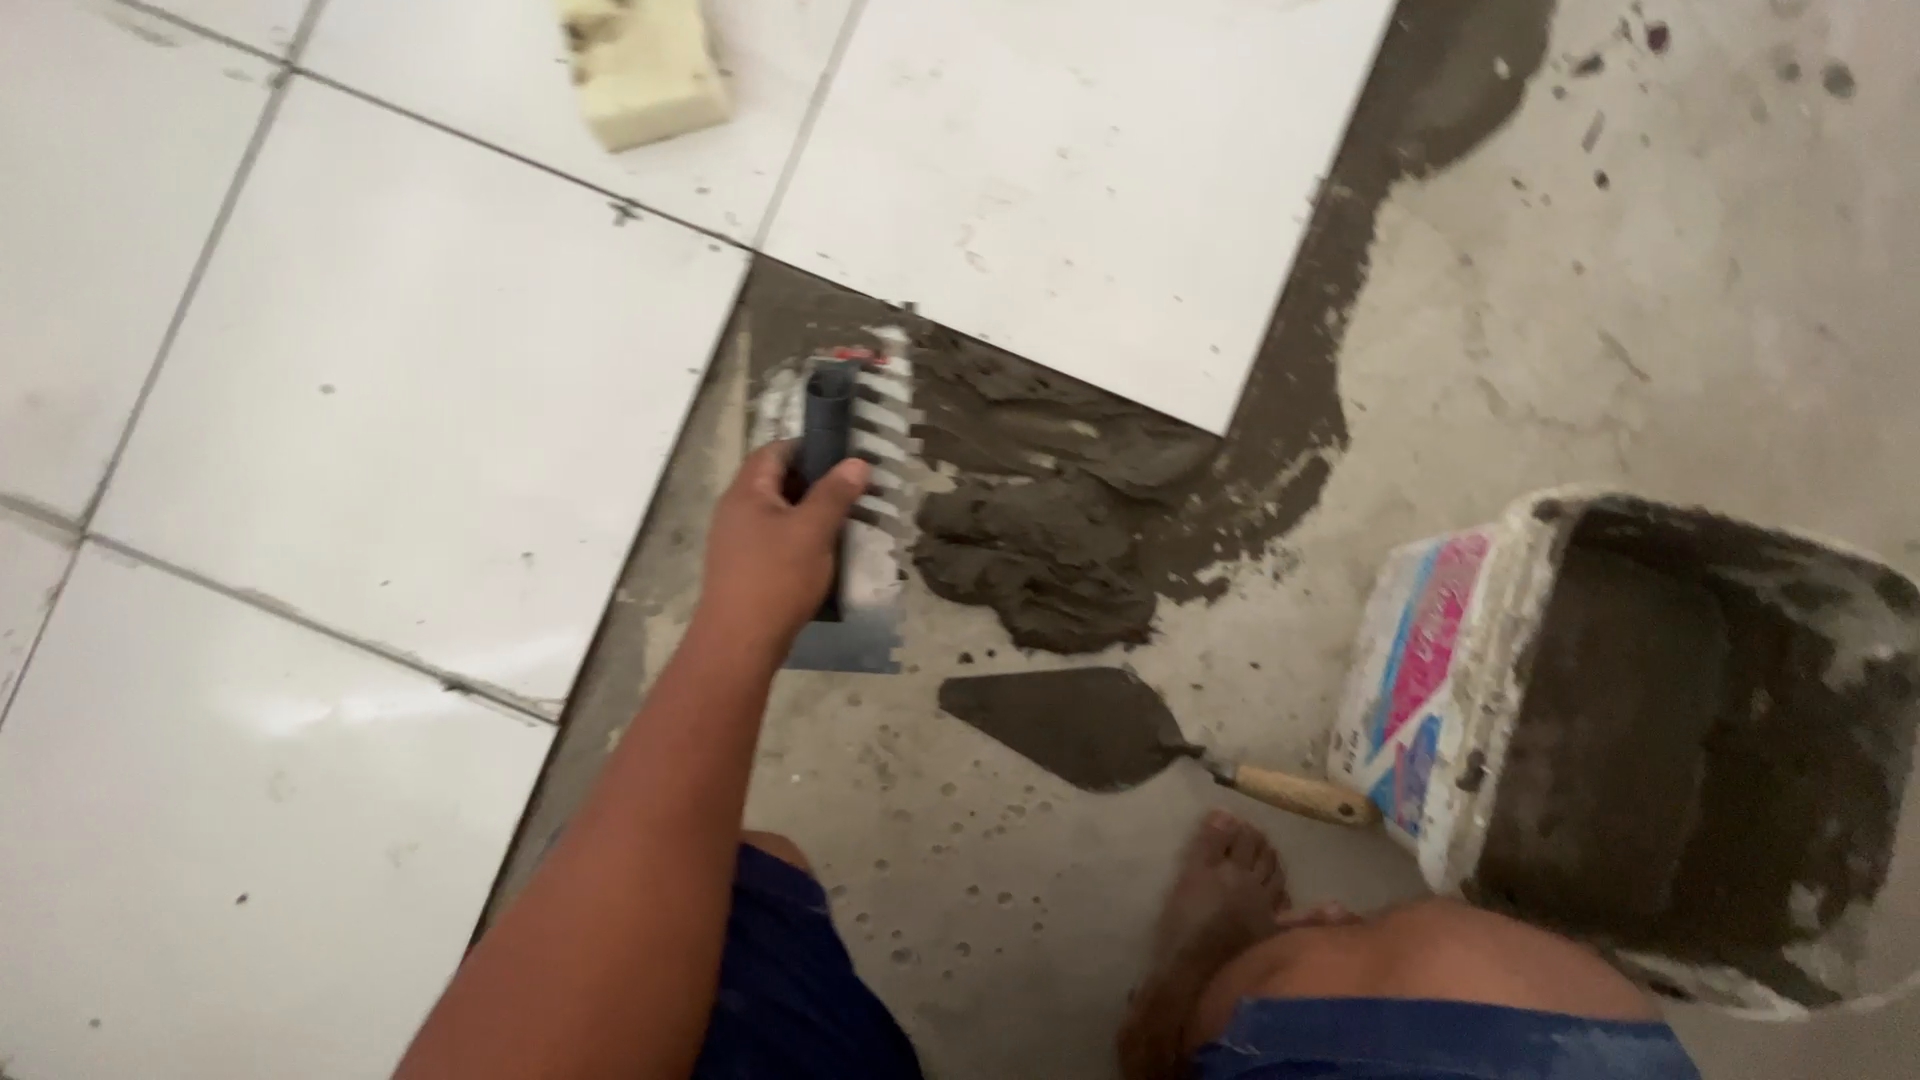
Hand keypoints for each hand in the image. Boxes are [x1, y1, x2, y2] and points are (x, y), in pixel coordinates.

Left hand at [692, 441, 870, 659]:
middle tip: (851, 490)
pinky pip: (774, 540)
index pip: (775, 451)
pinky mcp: (743, 568)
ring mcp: (736, 541)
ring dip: (809, 513)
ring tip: (844, 522)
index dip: (808, 447)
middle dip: (814, 482)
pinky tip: (822, 554)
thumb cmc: (776, 578)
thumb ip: (834, 493)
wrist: (739, 642)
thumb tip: (857, 462)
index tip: (843, 457)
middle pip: (776, 481)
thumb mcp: (813, 531)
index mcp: (747, 492)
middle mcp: (735, 510)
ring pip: (777, 513)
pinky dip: (799, 538)